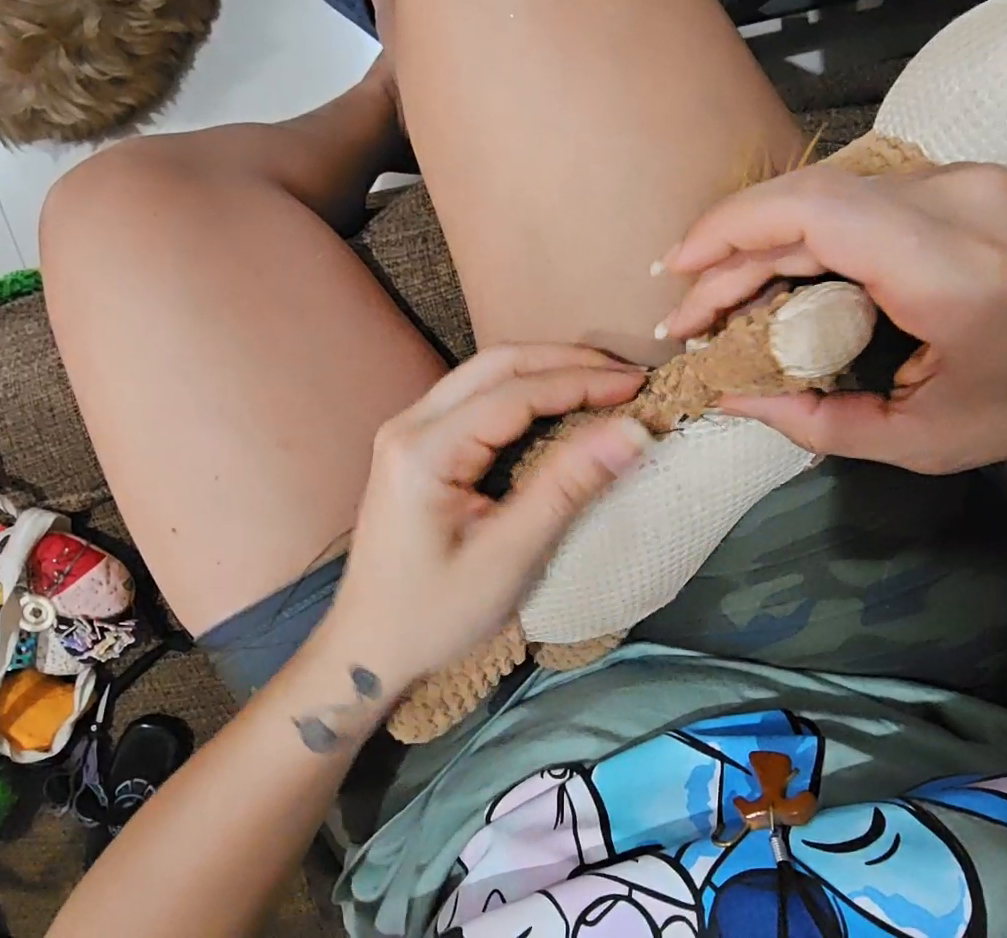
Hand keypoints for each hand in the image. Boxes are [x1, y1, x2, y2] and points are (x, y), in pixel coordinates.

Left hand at [323, 344, 652, 689]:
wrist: (367, 645)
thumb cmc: (433, 615)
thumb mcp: (507, 558)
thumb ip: (566, 488)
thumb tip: (631, 433)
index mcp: (424, 451)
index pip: (514, 392)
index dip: (581, 381)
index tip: (639, 386)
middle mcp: (408, 426)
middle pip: (496, 366)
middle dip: (565, 361)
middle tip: (627, 375)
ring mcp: (406, 433)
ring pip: (484, 376)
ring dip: (544, 372)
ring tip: (603, 384)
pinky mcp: (414, 447)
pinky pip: (474, 401)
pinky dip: (522, 395)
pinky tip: (558, 407)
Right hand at [658, 163, 1006, 472]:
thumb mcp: (928, 438)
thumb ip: (819, 423)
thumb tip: (734, 400)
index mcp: (950, 269)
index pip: (811, 214)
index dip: (727, 232)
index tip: (676, 274)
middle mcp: (957, 200)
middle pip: (806, 200)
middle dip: (728, 249)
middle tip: (690, 307)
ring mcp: (968, 177)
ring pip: (831, 193)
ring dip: (765, 239)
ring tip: (726, 293)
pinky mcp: (971, 177)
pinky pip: (866, 197)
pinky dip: (810, 233)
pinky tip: (789, 272)